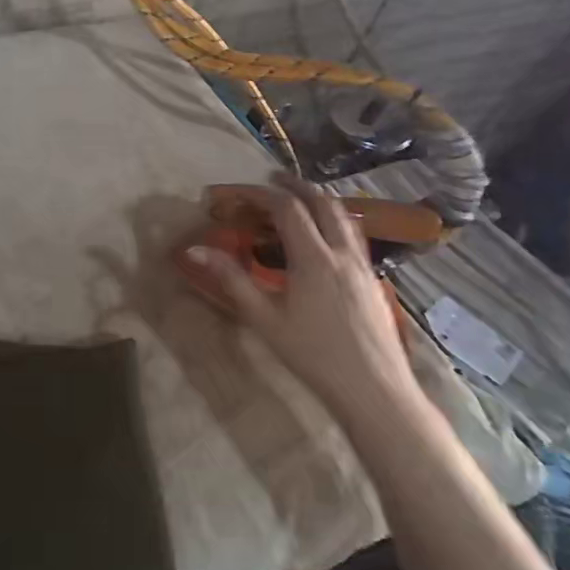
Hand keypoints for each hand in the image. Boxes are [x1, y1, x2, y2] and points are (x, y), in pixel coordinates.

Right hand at [182, 176, 416, 411]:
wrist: (374, 390)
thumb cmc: (312, 355)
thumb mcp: (264, 318)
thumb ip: (231, 279)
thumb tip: (195, 249)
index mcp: (313, 258)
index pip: (286, 208)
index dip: (260, 194)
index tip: (237, 193)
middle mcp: (342, 253)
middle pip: (323, 203)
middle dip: (296, 186)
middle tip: (273, 179)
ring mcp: (363, 266)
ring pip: (344, 217)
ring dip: (320, 200)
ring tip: (300, 198)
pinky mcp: (374, 281)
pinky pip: (354, 236)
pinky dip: (335, 221)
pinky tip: (326, 238)